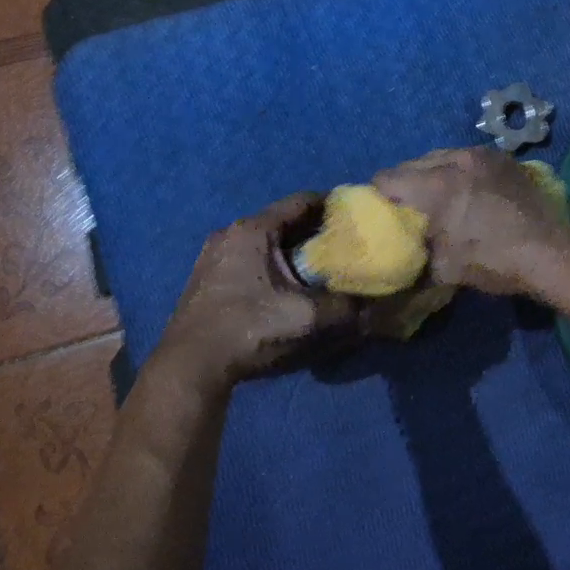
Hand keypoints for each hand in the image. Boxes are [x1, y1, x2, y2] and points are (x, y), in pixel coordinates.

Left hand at [157, 193, 359, 393]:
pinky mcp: (207, 280)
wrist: (189, 368)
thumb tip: (380, 306)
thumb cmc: (250, 330)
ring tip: (321, 271)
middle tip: (347, 249)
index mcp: (254, 229)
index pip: (303, 201)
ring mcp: (214, 256)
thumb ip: (348, 308)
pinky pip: (251, 261)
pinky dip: (274, 268)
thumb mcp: (308, 318)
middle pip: (285, 222)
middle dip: (316, 234)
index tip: (359, 221)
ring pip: (266, 243)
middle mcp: (231, 233)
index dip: (335, 207)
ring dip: (293, 254)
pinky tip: (288, 290)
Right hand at [372, 148, 569, 295]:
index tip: (383, 213)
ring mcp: (484, 155)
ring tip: (439, 199)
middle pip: (413, 164)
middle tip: (409, 210)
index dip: (379, 196)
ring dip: (434, 175)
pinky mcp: (505, 159)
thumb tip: (406, 255)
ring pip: (442, 157)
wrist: (550, 252)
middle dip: (407, 185)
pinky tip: (468, 192)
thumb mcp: (444, 268)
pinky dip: (461, 172)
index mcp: (435, 184)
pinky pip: (469, 159)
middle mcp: (456, 159)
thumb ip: (417, 255)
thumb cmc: (493, 261)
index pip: (387, 178)